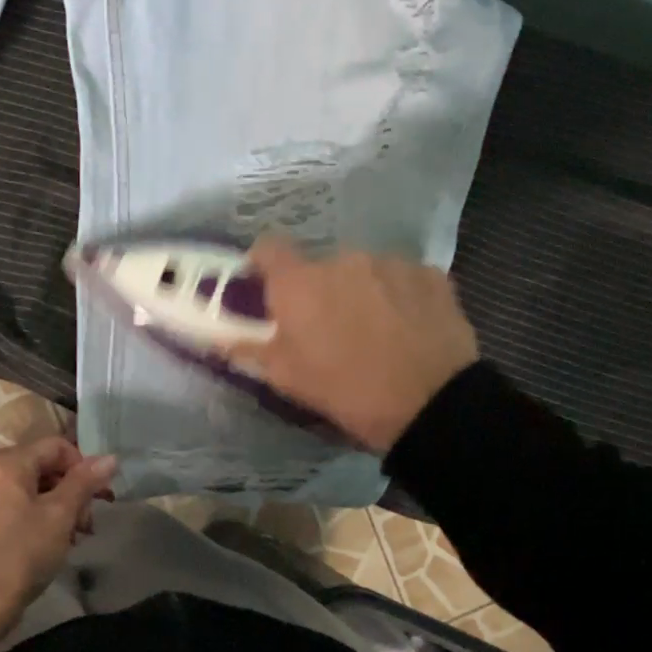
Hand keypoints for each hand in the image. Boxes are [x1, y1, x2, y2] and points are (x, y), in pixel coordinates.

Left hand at [0, 437, 117, 651]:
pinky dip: (31, 513)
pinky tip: (46, 540)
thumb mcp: (60, 515)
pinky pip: (9, 503)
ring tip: (72, 536)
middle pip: (40, 465)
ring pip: (26, 487)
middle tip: (87, 523)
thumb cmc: (24, 552)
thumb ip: (84, 482)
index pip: (55, 446)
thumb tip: (109, 458)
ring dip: (54, 505)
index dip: (82, 466)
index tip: (97, 497)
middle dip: (70, 490)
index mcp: (7, 462)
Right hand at [228, 235, 478, 452]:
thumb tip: (220, 340)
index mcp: (299, 282)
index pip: (268, 247)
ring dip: (360, 291)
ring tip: (374, 330)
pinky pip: (402, 278)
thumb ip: (248, 350)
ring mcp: (390, 262)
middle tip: (326, 327)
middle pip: (320, 265)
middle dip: (319, 289)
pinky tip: (407, 328)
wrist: (431, 404)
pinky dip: (398, 296)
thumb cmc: (345, 390)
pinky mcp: (431, 274)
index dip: (263, 265)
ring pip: (363, 271)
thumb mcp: (286, 378)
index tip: (266, 287)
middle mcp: (342, 259)